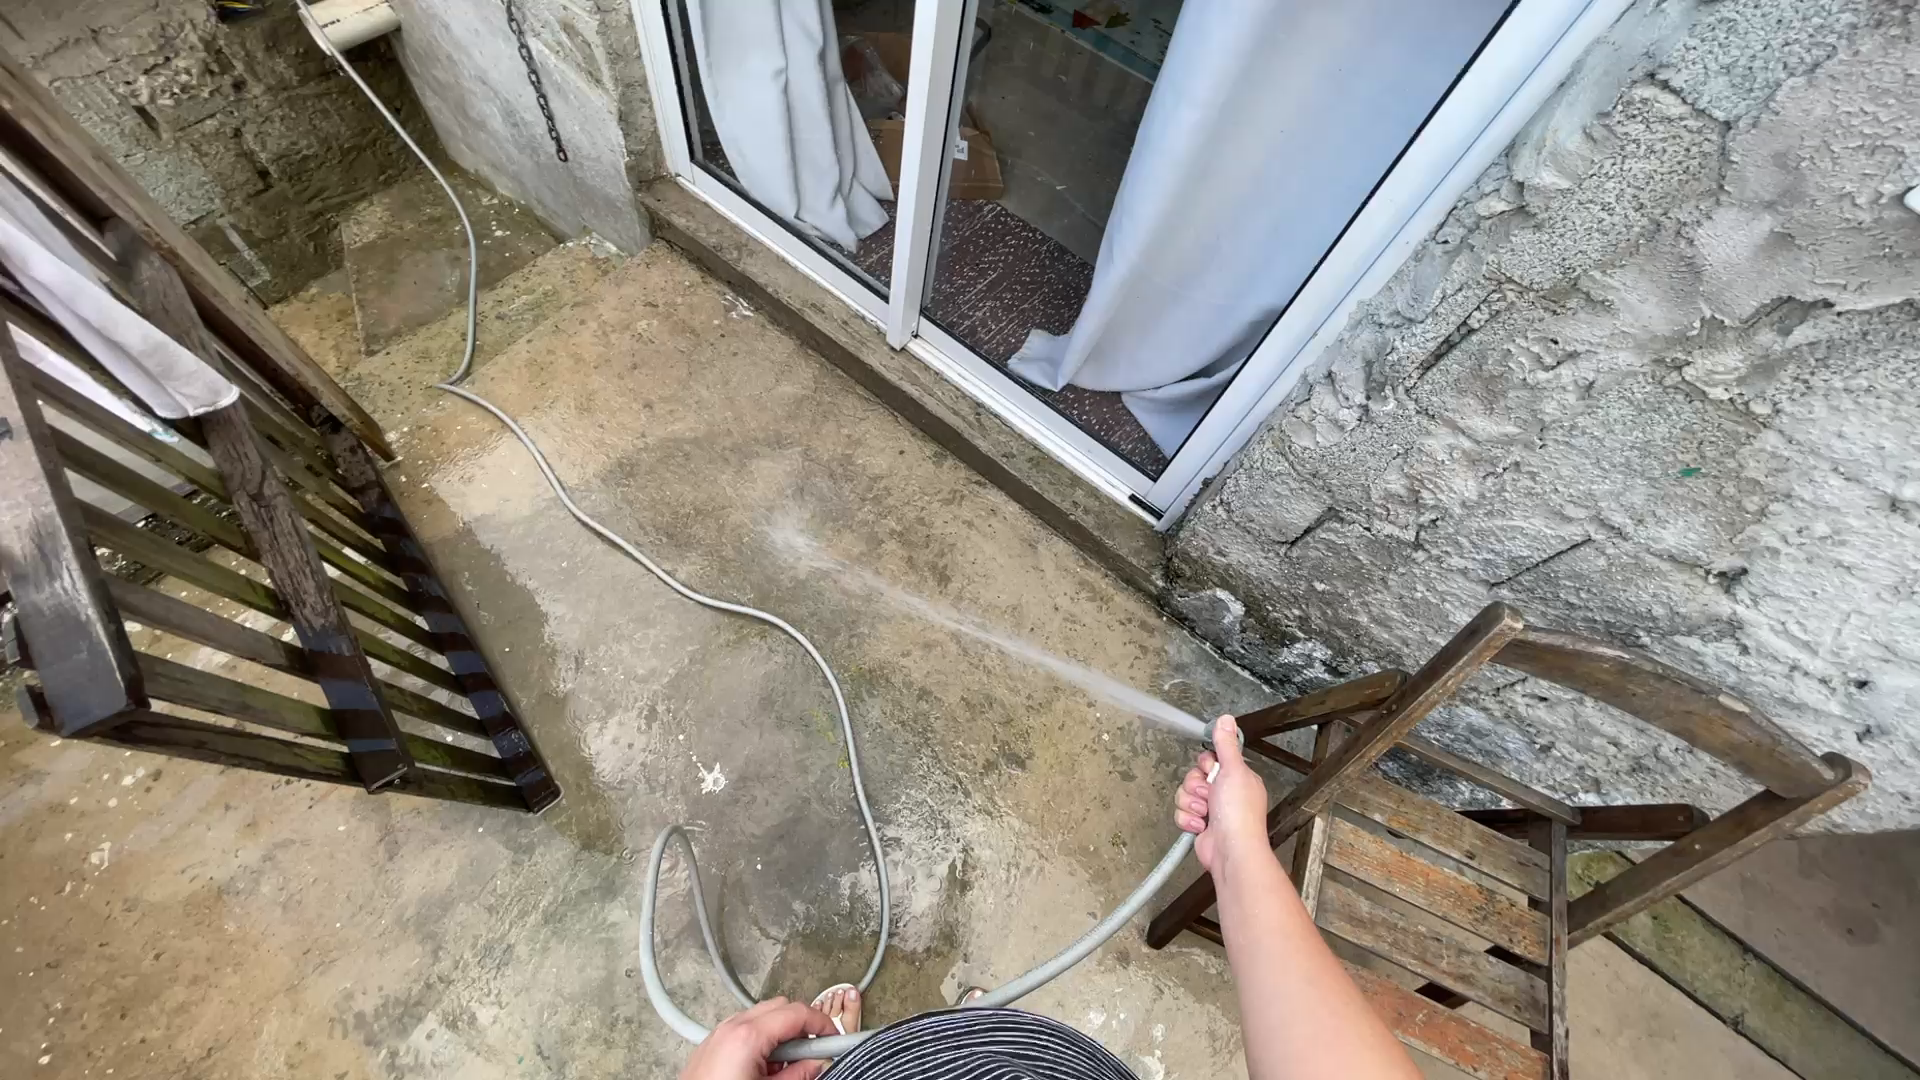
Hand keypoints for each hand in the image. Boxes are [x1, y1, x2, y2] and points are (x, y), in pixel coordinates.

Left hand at [678, 998, 837, 1079]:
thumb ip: (798, 1075)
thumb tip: (817, 1065)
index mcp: (749, 1036)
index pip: (797, 1013)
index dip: (820, 1024)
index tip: (832, 1038)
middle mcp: (732, 1027)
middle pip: (780, 1007)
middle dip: (800, 1025)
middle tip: (812, 1052)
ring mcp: (718, 1033)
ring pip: (762, 1015)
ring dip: (780, 1031)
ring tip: (784, 1066)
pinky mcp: (710, 1045)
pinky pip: (743, 1028)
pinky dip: (760, 1038)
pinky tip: (762, 1067)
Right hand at [1173, 714, 1269, 876]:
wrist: (1231, 851)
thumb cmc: (1238, 814)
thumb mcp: (1233, 770)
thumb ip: (1225, 745)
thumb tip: (1226, 720)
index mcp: (1237, 778)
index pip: (1210, 760)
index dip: (1206, 765)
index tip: (1211, 771)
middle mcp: (1224, 793)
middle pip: (1193, 776)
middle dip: (1195, 786)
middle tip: (1208, 794)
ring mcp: (1211, 810)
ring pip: (1184, 794)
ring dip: (1190, 803)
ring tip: (1204, 813)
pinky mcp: (1198, 825)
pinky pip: (1181, 813)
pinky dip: (1187, 819)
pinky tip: (1200, 826)